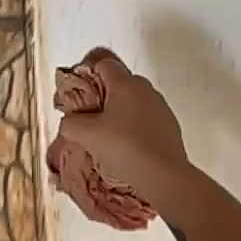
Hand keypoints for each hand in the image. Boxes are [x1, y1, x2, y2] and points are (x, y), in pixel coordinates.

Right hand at [57, 57, 191, 191]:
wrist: (165, 178)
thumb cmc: (124, 147)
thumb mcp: (85, 135)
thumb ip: (70, 123)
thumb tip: (69, 122)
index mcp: (125, 83)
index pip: (103, 63)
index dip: (88, 75)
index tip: (80, 95)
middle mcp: (145, 89)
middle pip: (119, 82)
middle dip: (103, 96)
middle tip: (90, 117)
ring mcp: (161, 107)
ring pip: (134, 101)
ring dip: (120, 112)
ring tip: (109, 136)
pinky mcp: (171, 127)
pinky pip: (147, 119)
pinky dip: (136, 127)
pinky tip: (128, 147)